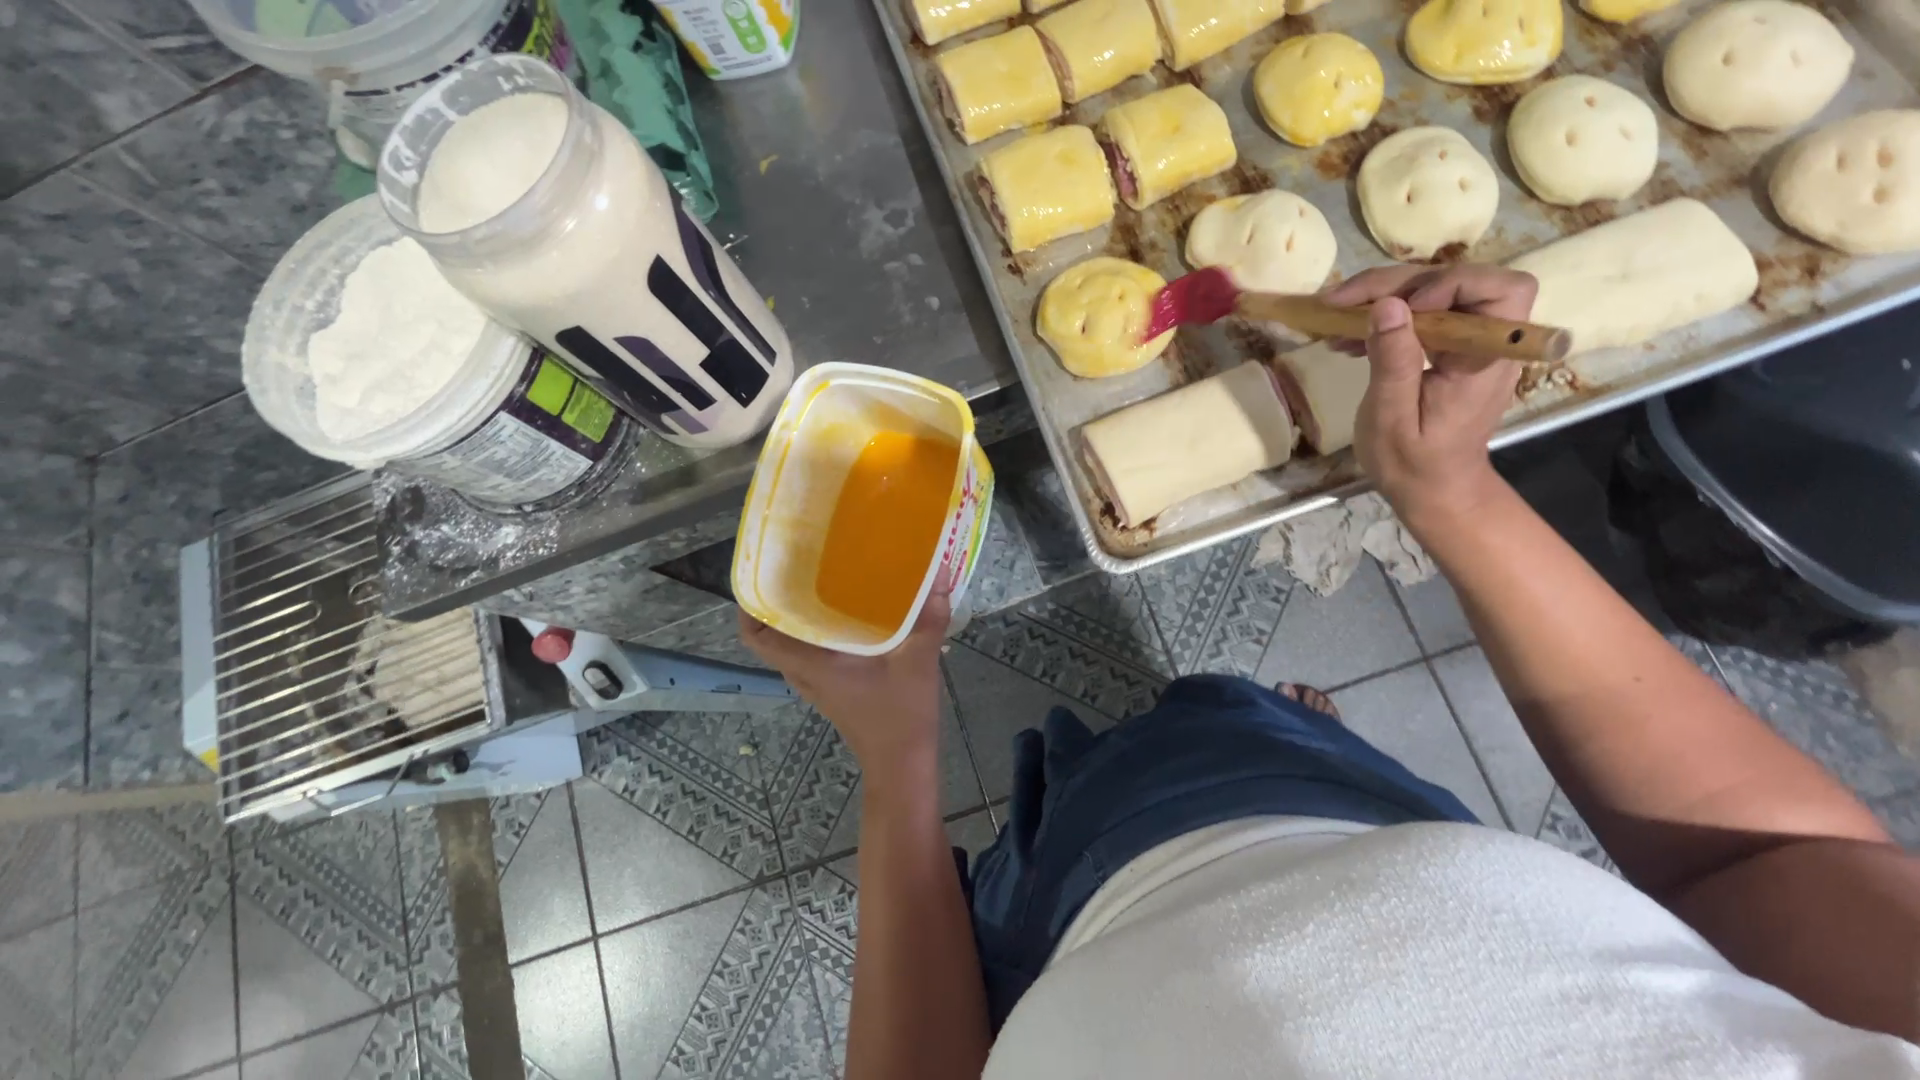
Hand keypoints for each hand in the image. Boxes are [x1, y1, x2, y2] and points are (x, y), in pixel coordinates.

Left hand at [738, 590, 949, 782]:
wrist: (902, 766)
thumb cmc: (901, 715)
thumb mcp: (918, 662)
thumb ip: (929, 617)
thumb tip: (940, 571)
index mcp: (812, 665)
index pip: (757, 637)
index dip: (748, 606)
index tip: (761, 573)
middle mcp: (806, 674)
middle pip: (770, 638)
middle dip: (775, 603)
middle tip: (793, 567)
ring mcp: (818, 686)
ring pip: (791, 648)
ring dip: (796, 620)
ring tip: (817, 585)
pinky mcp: (833, 691)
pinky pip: (811, 657)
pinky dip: (816, 636)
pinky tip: (846, 618)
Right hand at [1322, 264, 1535, 525]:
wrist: (1432, 489)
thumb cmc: (1412, 463)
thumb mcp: (1392, 418)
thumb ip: (1394, 361)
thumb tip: (1386, 306)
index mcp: (1485, 360)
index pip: (1501, 291)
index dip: (1452, 284)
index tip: (1398, 308)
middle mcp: (1487, 343)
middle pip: (1461, 282)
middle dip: (1400, 283)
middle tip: (1343, 301)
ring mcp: (1469, 344)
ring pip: (1437, 292)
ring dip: (1386, 295)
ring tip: (1337, 314)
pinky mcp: (1450, 349)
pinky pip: (1424, 315)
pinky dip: (1386, 315)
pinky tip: (1349, 334)